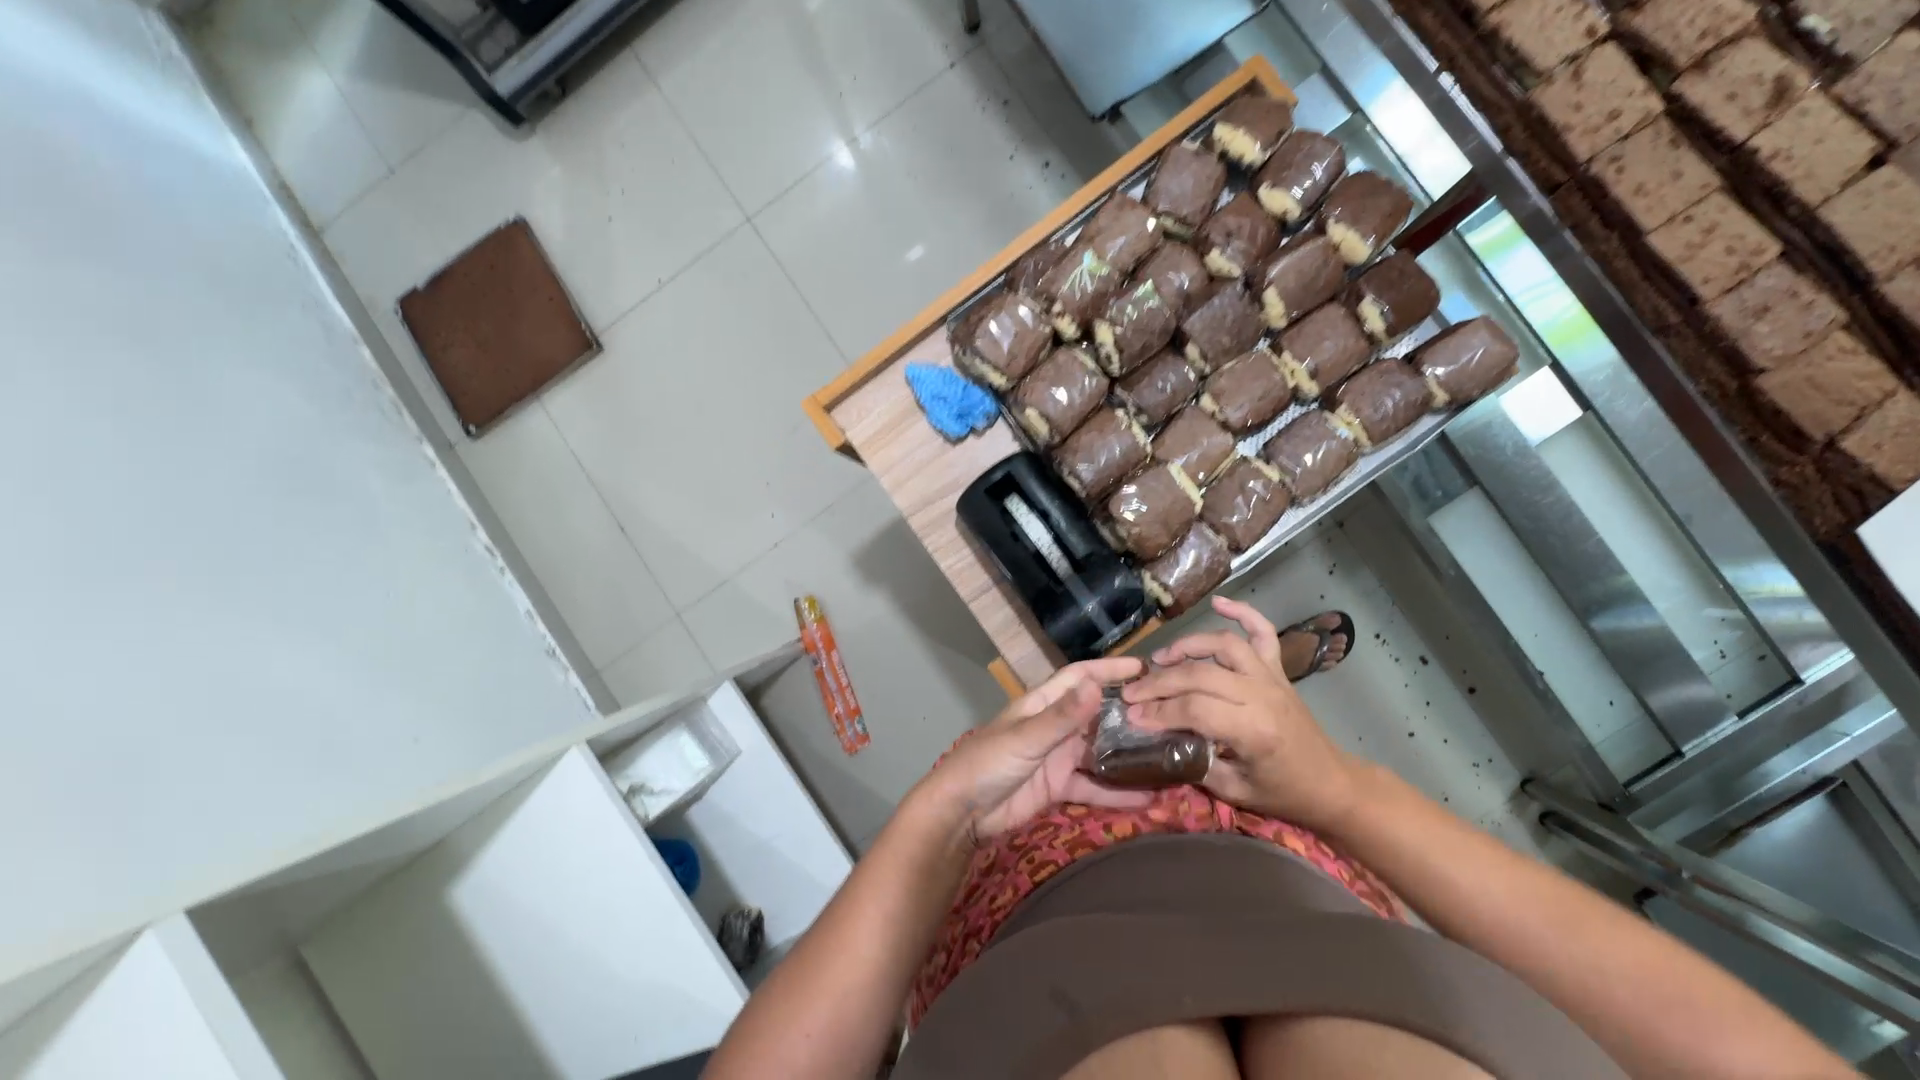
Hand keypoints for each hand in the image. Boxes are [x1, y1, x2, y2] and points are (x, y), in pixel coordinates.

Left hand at [916, 657, 1154, 844]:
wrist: (960, 812)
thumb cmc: (987, 764)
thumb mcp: (1026, 738)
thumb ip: (1062, 717)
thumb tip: (1097, 685)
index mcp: (1041, 704)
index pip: (1079, 677)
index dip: (1109, 669)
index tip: (1144, 667)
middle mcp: (1054, 726)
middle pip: (1097, 715)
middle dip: (1128, 714)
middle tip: (1170, 716)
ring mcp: (1057, 757)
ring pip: (1100, 751)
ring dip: (1128, 755)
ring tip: (1168, 758)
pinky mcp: (1059, 787)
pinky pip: (1094, 786)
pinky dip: (1118, 792)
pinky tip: (1148, 798)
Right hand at [1122, 596, 1364, 829]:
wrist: (1330, 783)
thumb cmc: (1283, 792)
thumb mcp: (1234, 791)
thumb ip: (1195, 763)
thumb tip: (1157, 741)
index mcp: (1254, 731)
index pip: (1195, 709)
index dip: (1159, 711)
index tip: (1132, 716)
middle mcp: (1262, 695)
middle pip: (1201, 674)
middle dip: (1160, 682)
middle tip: (1132, 692)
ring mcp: (1271, 678)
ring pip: (1224, 646)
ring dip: (1187, 646)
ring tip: (1160, 658)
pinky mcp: (1278, 670)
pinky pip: (1262, 632)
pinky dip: (1243, 612)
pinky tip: (1218, 604)